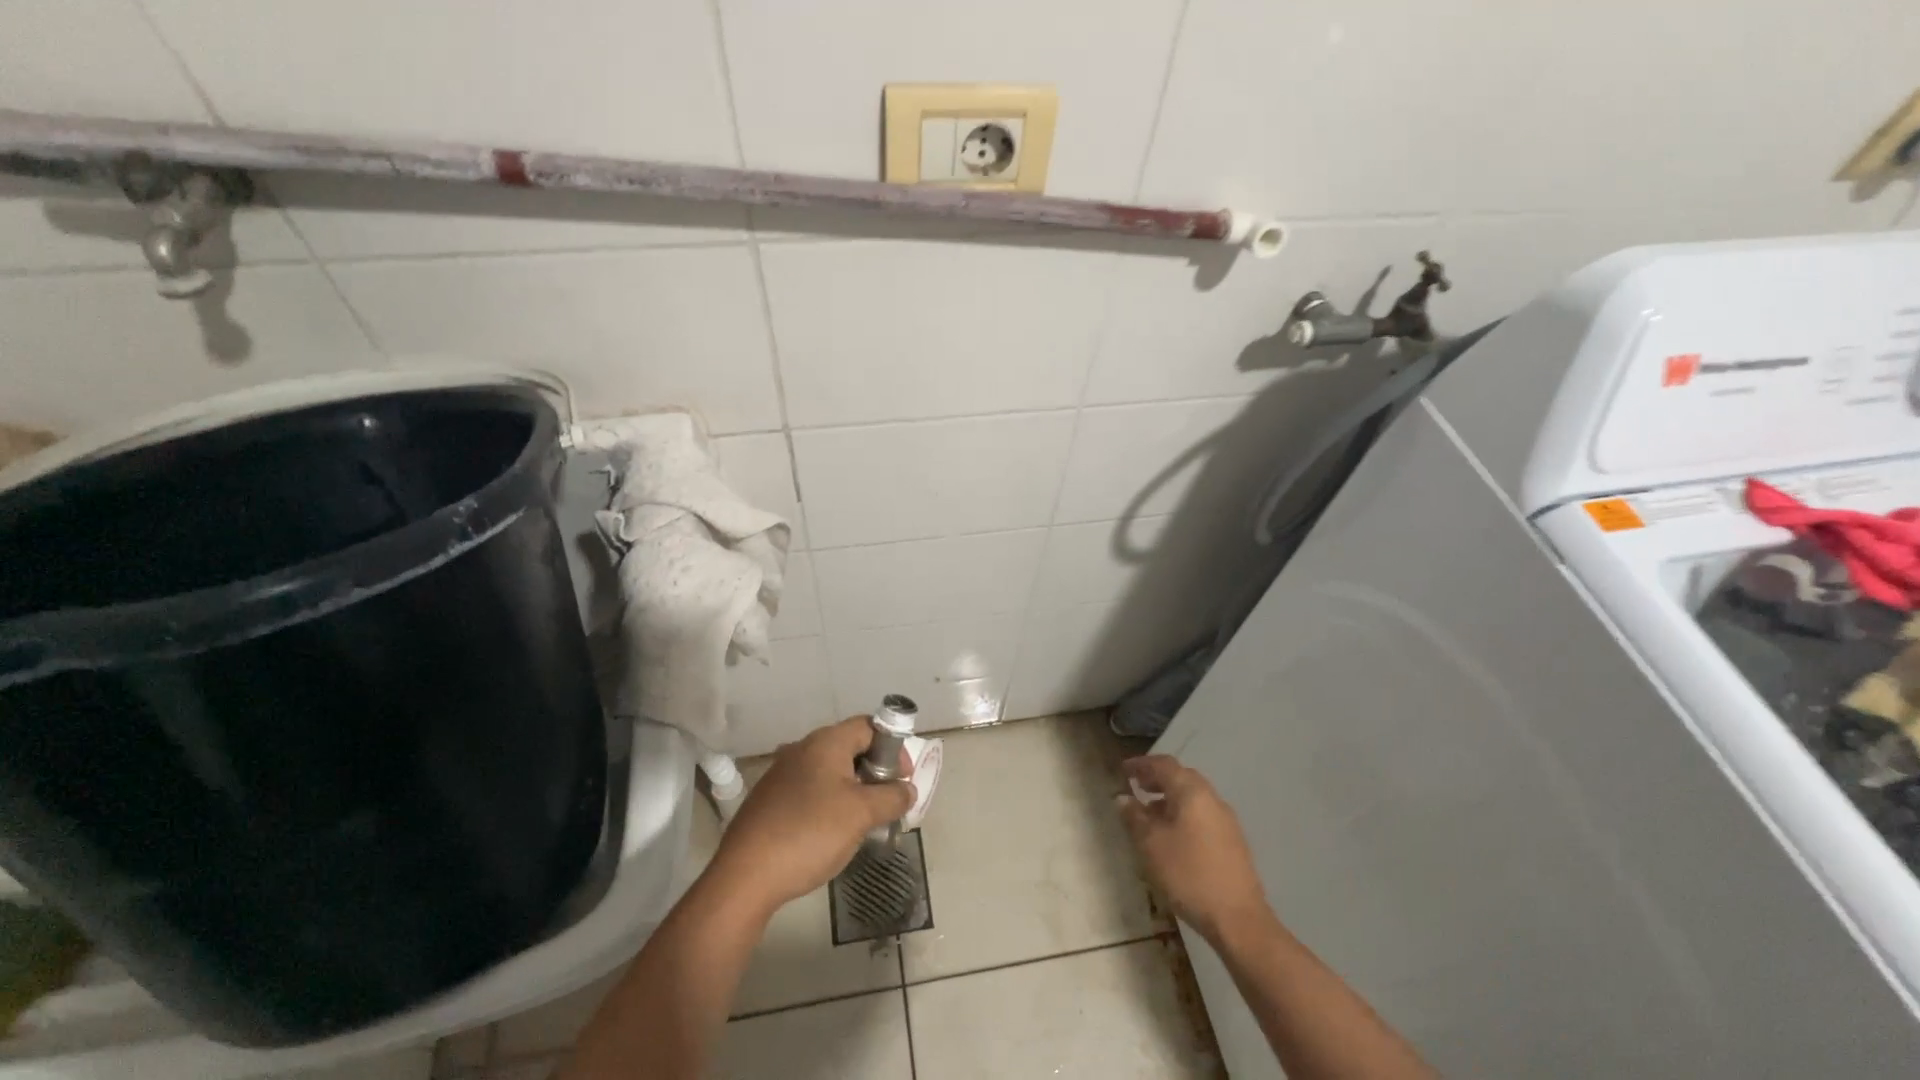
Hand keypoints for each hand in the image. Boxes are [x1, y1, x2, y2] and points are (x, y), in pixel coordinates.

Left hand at [705, 717, 915, 915]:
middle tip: (888, 802)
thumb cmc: (811, 833)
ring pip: (829, 772)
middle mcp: (801, 749)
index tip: (903, 779)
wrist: (747, 874)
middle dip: (875, 772)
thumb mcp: (862, 814)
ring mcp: (781, 774)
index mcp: (825, 742)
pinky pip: (810, 791)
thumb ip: (892, 797)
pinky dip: (829, 803)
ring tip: (865, 821)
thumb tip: (907, 790)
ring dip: (853, 790)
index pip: (869, 726)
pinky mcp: (770, 800)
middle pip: (849, 748)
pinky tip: (832, 833)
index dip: (893, 747)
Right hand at [1119, 755, 1270, 942]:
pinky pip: (1202, 815)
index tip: (1123, 770)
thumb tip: (1123, 798)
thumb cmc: (1188, 874)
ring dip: (1170, 798)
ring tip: (1149, 813)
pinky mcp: (1232, 841)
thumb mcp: (1151, 845)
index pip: (1165, 765)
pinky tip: (1171, 835)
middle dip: (1158, 779)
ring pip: (1193, 798)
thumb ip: (1135, 817)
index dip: (1142, 764)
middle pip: (1182, 777)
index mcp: (1193, 793)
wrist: (1237, 917)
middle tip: (1136, 786)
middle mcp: (1212, 799)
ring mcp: (1226, 820)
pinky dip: (1183, 813)